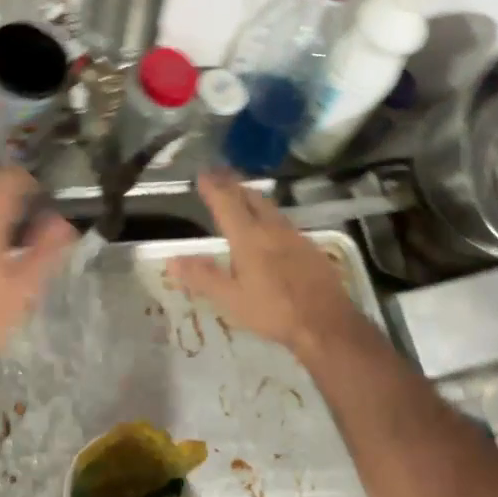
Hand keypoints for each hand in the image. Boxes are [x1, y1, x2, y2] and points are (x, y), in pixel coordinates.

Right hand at [167, 169, 361, 355]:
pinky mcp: (311, 249)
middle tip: (221, 177)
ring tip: (244, 196)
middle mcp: (273, 229)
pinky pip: (286, 224)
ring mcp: (296, 237)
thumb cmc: (274, 311)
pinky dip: (271, 217)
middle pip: (252, 198)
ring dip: (254, 198)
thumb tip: (172, 261)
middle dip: (234, 185)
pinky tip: (273, 229)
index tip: (202, 175)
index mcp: (249, 238)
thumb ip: (202, 277)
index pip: (227, 203)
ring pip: (271, 209)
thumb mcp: (231, 299)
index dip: (213, 188)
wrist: (325, 322)